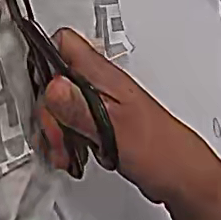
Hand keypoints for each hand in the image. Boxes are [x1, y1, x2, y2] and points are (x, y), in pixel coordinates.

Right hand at [35, 29, 220, 206]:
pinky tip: (71, 154)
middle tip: (56, 134)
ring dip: (56, 127)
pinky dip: (66, 137)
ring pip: (62, 101)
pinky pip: (73, 119)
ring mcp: (101, 101)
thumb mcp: (112, 130)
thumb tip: (52, 86)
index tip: (36, 87)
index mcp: (103, 75)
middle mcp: (101, 83)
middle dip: (48, 108)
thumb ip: (78, 107)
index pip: (64, 43)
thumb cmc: (160, 150)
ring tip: (64, 150)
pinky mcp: (102, 120)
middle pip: (56, 77)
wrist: (183, 176)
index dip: (44, 58)